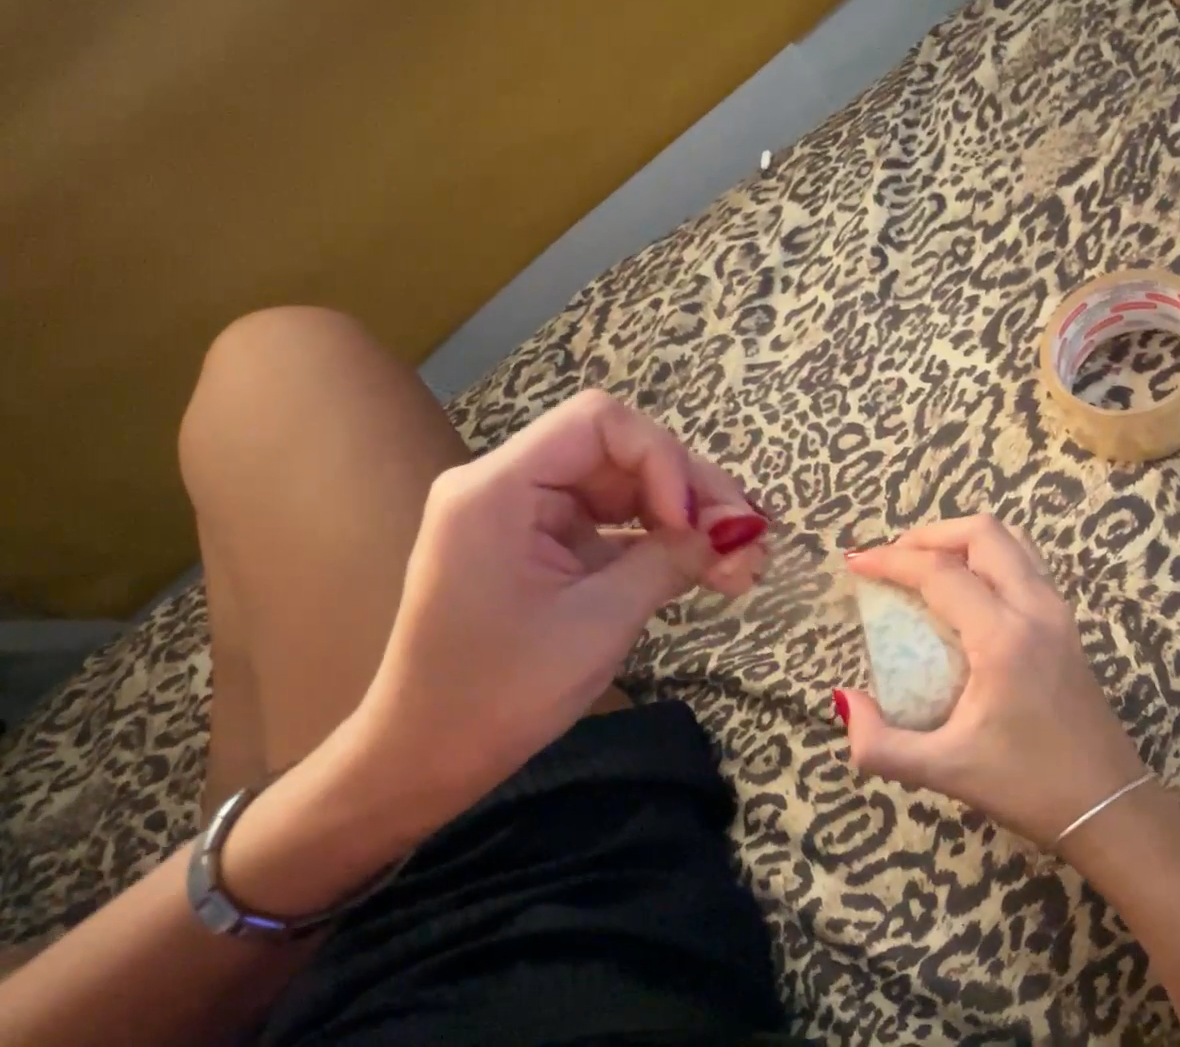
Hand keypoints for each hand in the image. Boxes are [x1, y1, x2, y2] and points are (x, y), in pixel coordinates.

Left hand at [353, 389, 768, 804]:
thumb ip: (670, 562)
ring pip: (629, 486)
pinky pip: (616, 523)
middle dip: (692, 491)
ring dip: (689, 517)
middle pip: (623, 452)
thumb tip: (738, 533)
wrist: (429, 755)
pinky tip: (709, 568)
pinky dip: (664, 542)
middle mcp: (511, 485)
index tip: (693, 524)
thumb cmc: (502, 692)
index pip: (600, 423)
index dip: (663, 461)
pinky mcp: (545, 546)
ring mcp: (529, 516)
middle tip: (749, 539)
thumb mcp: (598, 623)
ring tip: (742, 561)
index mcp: (499, 489)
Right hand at [839, 515, 1146, 848]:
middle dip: (930, 535)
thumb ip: (880, 744)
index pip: (940, 572)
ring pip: (1012, 541)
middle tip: (892, 559)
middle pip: (984, 533)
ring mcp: (1059, 612)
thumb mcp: (944, 772)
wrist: (1108, 805)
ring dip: (964, 541)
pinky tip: (966, 592)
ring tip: (926, 566)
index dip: (892, 560)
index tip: (855, 563)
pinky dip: (990, 558)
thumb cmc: (1027, 787)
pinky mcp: (1069, 625)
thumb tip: (845, 700)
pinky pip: (1027, 564)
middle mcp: (1037, 609)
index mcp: (1004, 638)